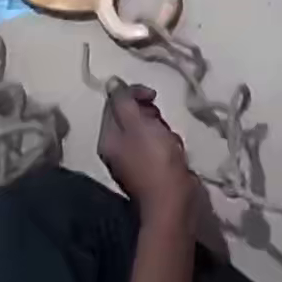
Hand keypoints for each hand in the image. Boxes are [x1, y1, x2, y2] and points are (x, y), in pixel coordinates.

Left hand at [98, 84, 194, 224]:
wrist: (173, 200)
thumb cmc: (155, 158)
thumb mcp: (137, 123)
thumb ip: (124, 100)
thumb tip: (111, 81)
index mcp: (107, 138)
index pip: (115, 102)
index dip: (134, 93)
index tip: (153, 96)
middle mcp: (116, 148)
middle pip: (131, 114)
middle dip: (150, 113)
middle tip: (159, 121)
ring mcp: (133, 159)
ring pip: (147, 127)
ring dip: (161, 126)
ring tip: (169, 138)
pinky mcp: (150, 167)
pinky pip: (157, 142)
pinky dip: (167, 141)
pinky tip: (174, 149)